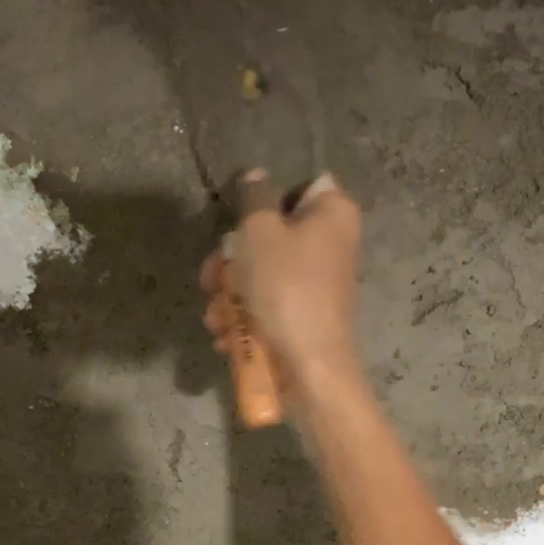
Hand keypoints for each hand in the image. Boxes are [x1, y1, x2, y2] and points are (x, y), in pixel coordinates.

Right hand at [200, 170, 364, 398]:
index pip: (300, 184)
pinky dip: (245, 321)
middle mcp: (332, 244)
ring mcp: (319, 285)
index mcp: (333, 213)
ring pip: (263, 275)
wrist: (309, 368)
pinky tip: (226, 337)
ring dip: (230, 296)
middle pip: (271, 236)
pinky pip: (269, 308)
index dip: (264, 200)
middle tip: (210, 279)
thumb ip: (255, 198)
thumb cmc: (287, 290)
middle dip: (233, 261)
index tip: (238, 218)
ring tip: (214, 318)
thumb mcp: (260, 233)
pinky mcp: (305, 318)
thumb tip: (256, 176)